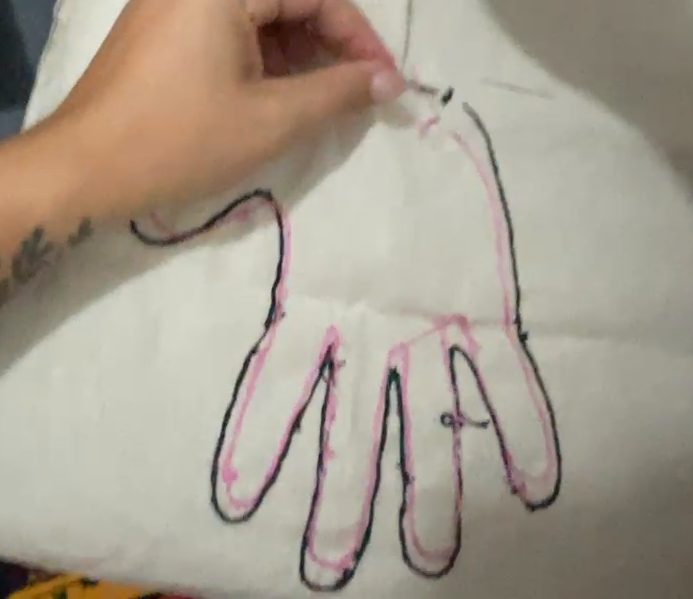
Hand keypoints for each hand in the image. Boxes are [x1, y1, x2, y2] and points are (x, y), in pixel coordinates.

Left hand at [31, 0, 403, 223]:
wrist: (81, 165)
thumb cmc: (176, 142)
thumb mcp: (269, 121)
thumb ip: (337, 91)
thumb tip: (387, 80)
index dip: (356, 30)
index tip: (383, 77)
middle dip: (323, 10)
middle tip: (347, 61)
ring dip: (289, 15)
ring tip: (310, 74)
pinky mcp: (152, 8)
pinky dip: (253, 22)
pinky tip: (265, 68)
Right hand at [134, 85, 559, 587]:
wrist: (426, 136)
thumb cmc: (351, 166)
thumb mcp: (289, 187)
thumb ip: (236, 210)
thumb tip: (161, 219)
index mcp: (319, 304)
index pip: (280, 382)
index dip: (257, 440)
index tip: (233, 500)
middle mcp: (371, 335)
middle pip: (353, 427)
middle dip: (341, 496)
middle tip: (327, 568)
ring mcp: (428, 332)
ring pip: (427, 421)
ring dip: (431, 485)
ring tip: (430, 552)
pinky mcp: (483, 316)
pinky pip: (502, 379)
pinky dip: (520, 426)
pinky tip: (531, 484)